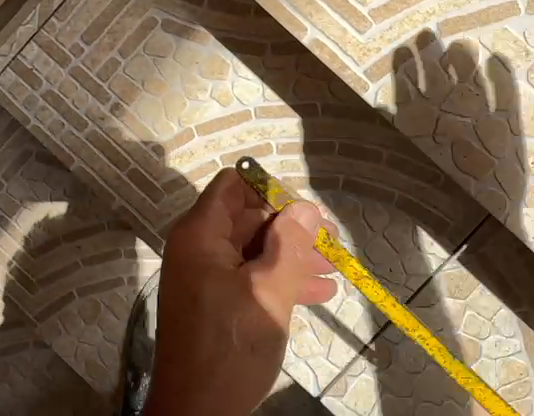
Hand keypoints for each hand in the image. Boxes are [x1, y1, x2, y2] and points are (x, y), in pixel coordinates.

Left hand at [143, 168, 335, 415]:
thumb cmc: (229, 347)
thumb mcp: (268, 293)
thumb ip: (289, 245)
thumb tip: (305, 207)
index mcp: (201, 233)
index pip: (235, 186)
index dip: (271, 191)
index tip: (306, 211)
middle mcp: (198, 247)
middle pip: (248, 218)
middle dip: (291, 227)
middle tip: (332, 241)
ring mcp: (205, 276)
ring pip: (253, 250)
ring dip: (292, 255)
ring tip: (334, 267)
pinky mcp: (214, 303)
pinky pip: (248, 277)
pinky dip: (279, 280)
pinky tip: (318, 293)